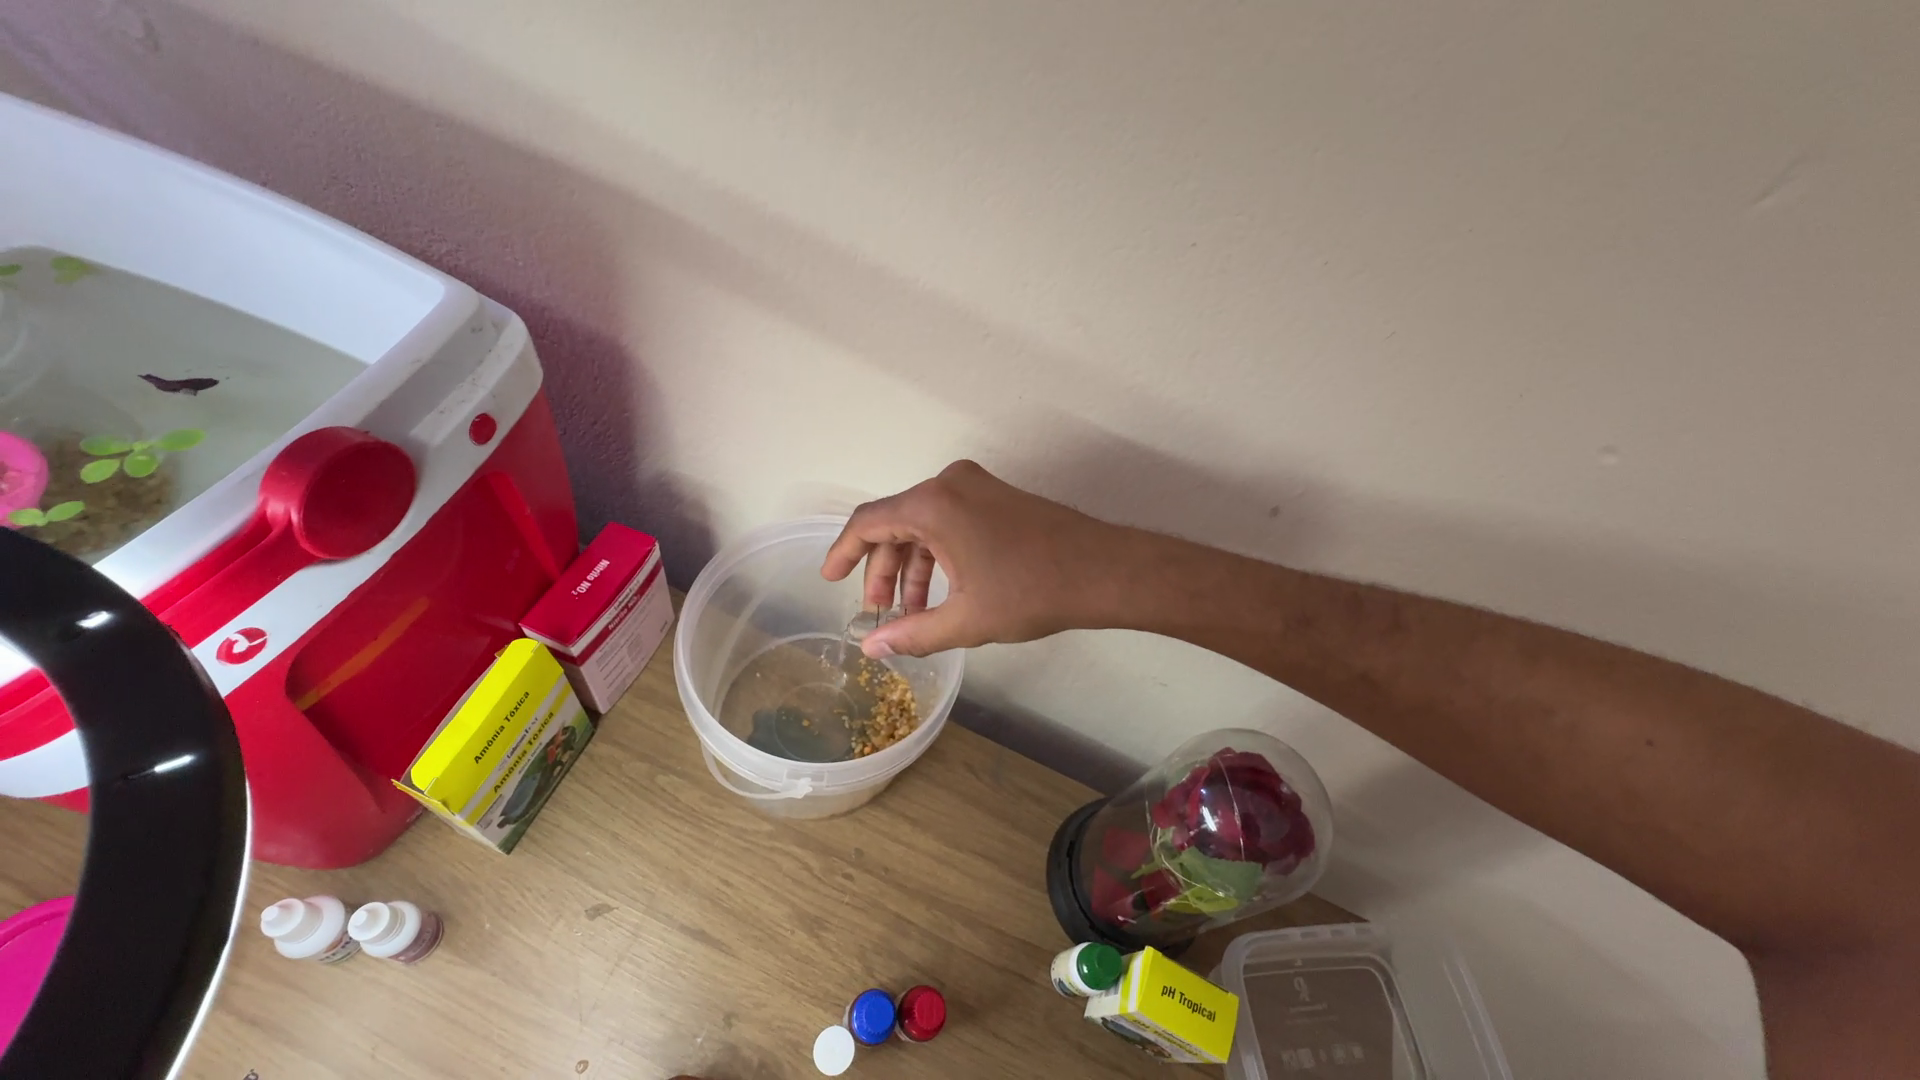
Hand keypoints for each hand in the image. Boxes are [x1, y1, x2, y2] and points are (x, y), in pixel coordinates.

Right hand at [820, 461, 1134, 656]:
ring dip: (913, 567)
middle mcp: (949, 484)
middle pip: (895, 523)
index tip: (829, 580)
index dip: (843, 553)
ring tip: (913, 613)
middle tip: (881, 613)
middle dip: (884, 570)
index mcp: (933, 504)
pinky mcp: (996, 496)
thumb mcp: (965, 619)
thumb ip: (911, 633)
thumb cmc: (1031, 591)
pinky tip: (942, 593)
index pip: (868, 522)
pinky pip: (950, 521)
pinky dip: (938, 554)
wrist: (1103, 570)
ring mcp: (976, 486)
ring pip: (924, 524)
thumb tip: (871, 647)